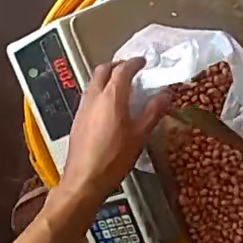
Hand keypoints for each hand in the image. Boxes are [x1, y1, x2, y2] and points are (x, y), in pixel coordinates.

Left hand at [55, 58, 171, 213]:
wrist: (84, 179)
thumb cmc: (113, 159)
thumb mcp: (140, 135)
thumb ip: (153, 112)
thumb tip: (165, 95)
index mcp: (111, 97)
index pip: (123, 69)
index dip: (134, 63)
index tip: (142, 62)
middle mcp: (94, 97)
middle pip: (103, 70)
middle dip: (117, 65)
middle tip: (130, 69)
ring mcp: (82, 108)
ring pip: (93, 82)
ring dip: (106, 77)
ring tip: (119, 85)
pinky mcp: (77, 120)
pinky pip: (88, 96)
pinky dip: (98, 92)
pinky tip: (107, 106)